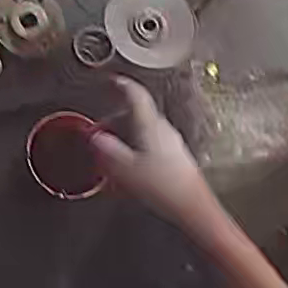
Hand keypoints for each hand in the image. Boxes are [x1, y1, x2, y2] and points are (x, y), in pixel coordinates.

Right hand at [89, 77, 221, 229]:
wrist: (192, 206)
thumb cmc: (162, 186)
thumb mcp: (125, 168)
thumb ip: (108, 150)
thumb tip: (95, 137)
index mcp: (150, 126)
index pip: (136, 96)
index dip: (122, 86)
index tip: (113, 81)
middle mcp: (163, 130)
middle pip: (137, 114)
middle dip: (115, 119)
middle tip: (99, 130)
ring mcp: (171, 143)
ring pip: (143, 130)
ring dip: (125, 135)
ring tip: (110, 151)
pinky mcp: (174, 157)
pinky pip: (150, 144)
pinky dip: (135, 147)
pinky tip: (128, 165)